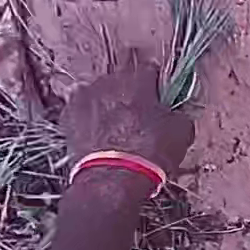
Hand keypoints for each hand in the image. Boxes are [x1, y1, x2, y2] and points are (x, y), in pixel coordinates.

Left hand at [62, 50, 194, 178]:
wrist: (112, 178)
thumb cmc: (147, 152)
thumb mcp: (181, 133)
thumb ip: (179, 115)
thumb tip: (176, 115)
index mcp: (137, 79)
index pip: (150, 71)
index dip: (158, 88)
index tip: (162, 101)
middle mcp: (108, 81)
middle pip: (123, 83)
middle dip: (132, 98)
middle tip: (141, 121)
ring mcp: (84, 97)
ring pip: (101, 97)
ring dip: (110, 109)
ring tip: (120, 133)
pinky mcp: (67, 117)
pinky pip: (82, 114)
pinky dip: (91, 123)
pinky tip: (101, 139)